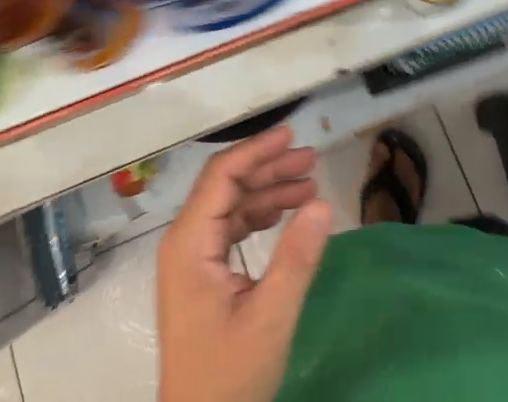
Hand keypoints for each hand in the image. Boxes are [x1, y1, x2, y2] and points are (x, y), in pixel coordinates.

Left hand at [156, 126, 333, 401]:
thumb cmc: (230, 374)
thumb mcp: (271, 316)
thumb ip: (296, 256)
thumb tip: (322, 201)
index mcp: (189, 244)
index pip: (221, 177)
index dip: (256, 151)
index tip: (292, 134)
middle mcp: (184, 243)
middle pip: (225, 187)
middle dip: (268, 168)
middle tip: (312, 158)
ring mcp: (191, 260)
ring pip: (230, 206)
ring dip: (268, 191)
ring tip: (310, 182)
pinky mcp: (202, 276)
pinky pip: (230, 230)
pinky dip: (260, 216)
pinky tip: (288, 213)